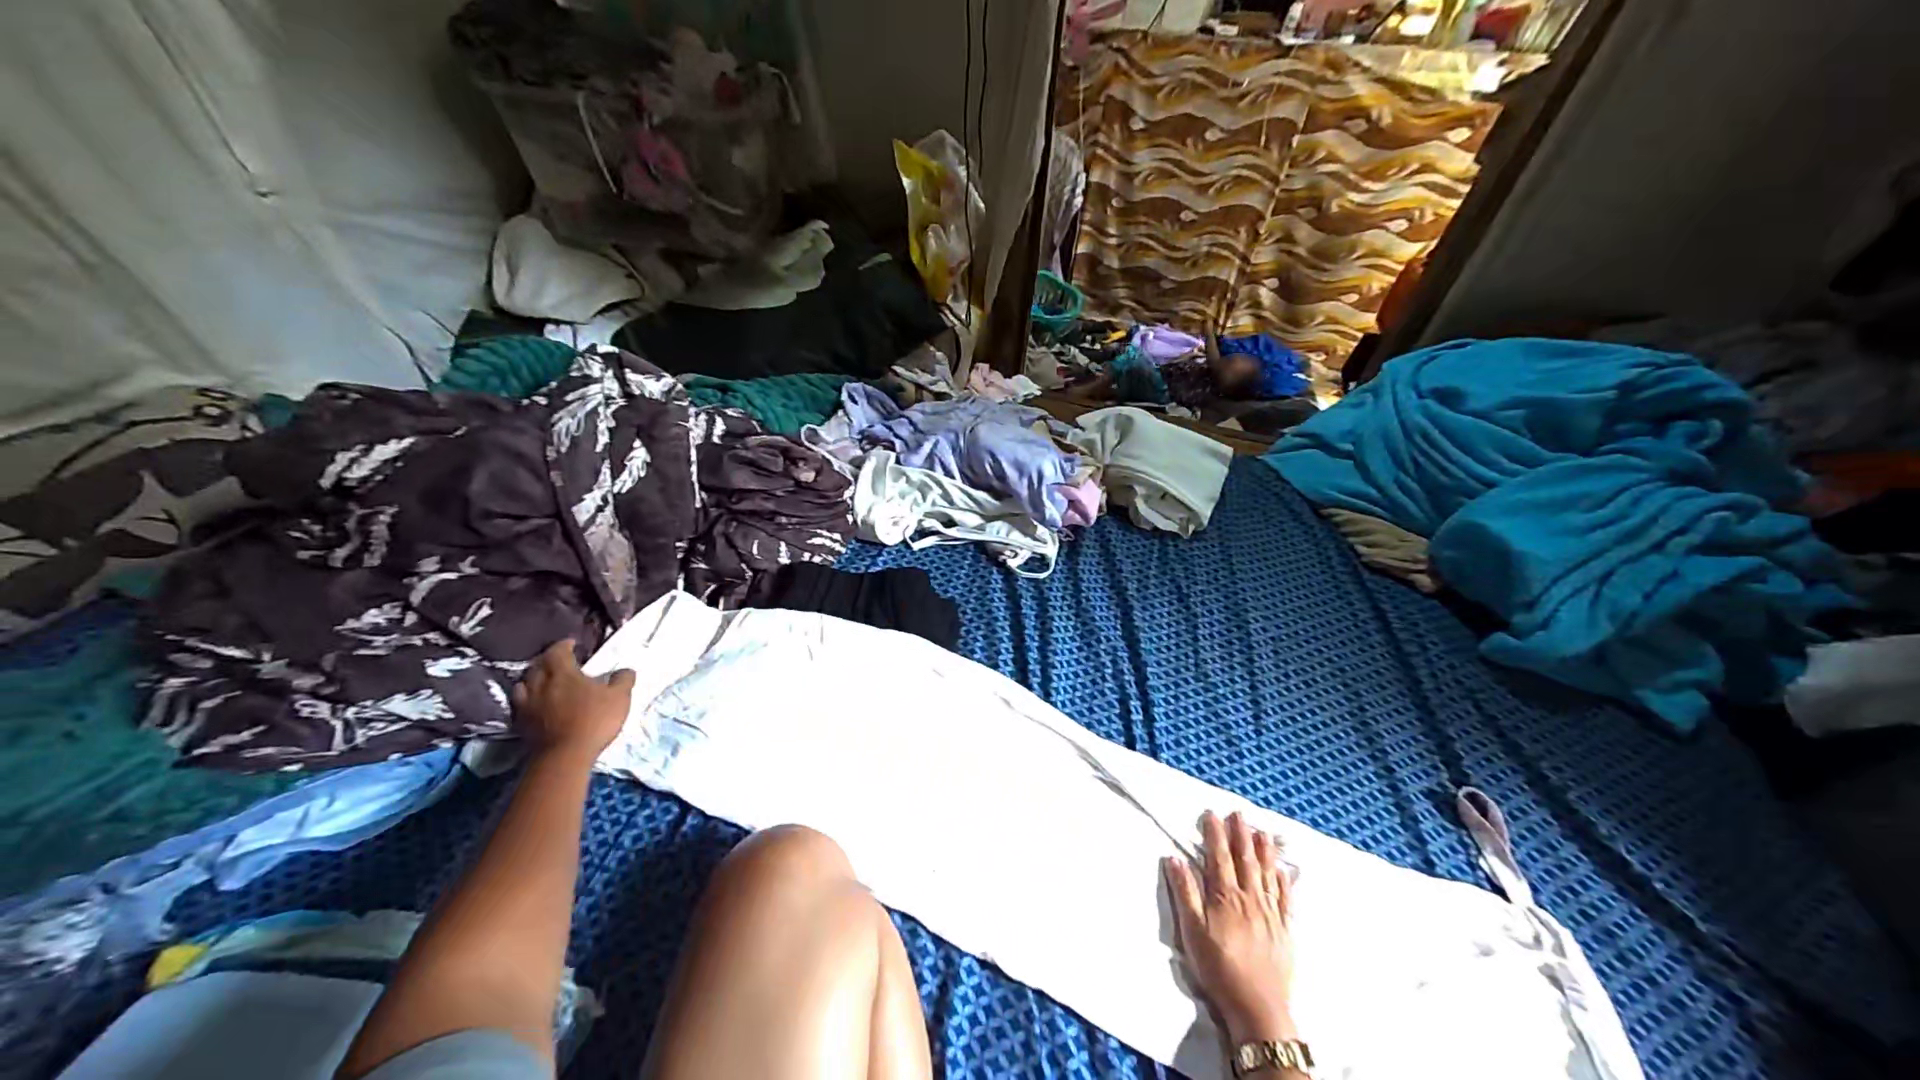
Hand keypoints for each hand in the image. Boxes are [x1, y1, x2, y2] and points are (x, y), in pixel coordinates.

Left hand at [510, 639, 634, 764]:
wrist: (565, 756)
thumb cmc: (594, 720)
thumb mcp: (619, 698)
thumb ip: (623, 680)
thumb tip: (626, 670)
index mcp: (563, 673)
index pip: (557, 651)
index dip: (564, 645)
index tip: (572, 643)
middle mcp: (540, 684)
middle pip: (538, 665)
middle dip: (547, 659)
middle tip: (558, 660)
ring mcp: (527, 704)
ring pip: (524, 683)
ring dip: (533, 678)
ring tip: (543, 680)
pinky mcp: (521, 722)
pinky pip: (519, 703)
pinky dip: (526, 697)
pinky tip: (534, 702)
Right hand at [1163, 810, 1296, 1041]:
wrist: (1257, 1006)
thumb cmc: (1218, 968)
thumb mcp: (1192, 931)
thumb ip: (1184, 892)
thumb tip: (1174, 858)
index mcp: (1224, 896)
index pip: (1218, 857)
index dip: (1215, 834)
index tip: (1212, 814)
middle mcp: (1250, 898)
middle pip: (1245, 859)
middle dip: (1241, 834)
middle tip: (1238, 813)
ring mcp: (1271, 913)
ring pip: (1268, 873)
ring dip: (1265, 850)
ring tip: (1262, 831)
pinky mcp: (1286, 929)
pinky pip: (1286, 897)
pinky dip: (1286, 880)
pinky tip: (1285, 869)